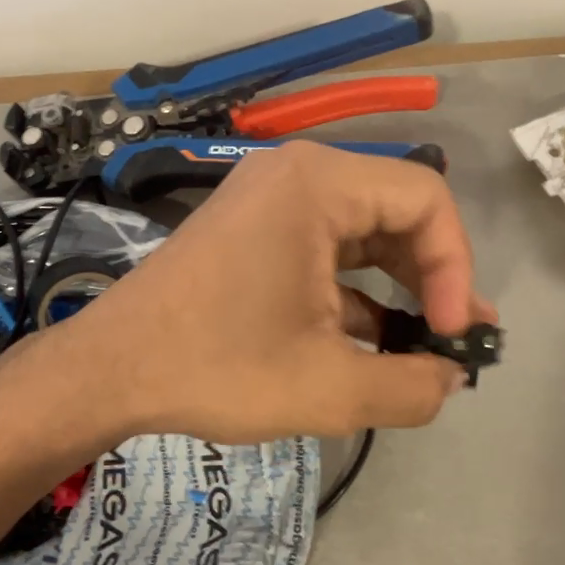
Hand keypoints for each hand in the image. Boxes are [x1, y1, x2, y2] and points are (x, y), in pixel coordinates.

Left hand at [57, 142, 494, 442]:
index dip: (455, 268)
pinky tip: (371, 339)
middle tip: (454, 339)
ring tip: (423, 342)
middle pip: (397, 210)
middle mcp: (296, 174)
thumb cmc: (219, 368)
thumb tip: (453, 374)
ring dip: (398, 286)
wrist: (109, 371)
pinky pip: (325, 247)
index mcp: (318, 185)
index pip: (428, 200)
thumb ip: (413, 386)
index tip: (450, 333)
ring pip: (363, 232)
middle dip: (432, 277)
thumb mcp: (330, 389)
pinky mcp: (251, 230)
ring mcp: (268, 199)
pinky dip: (355, 288)